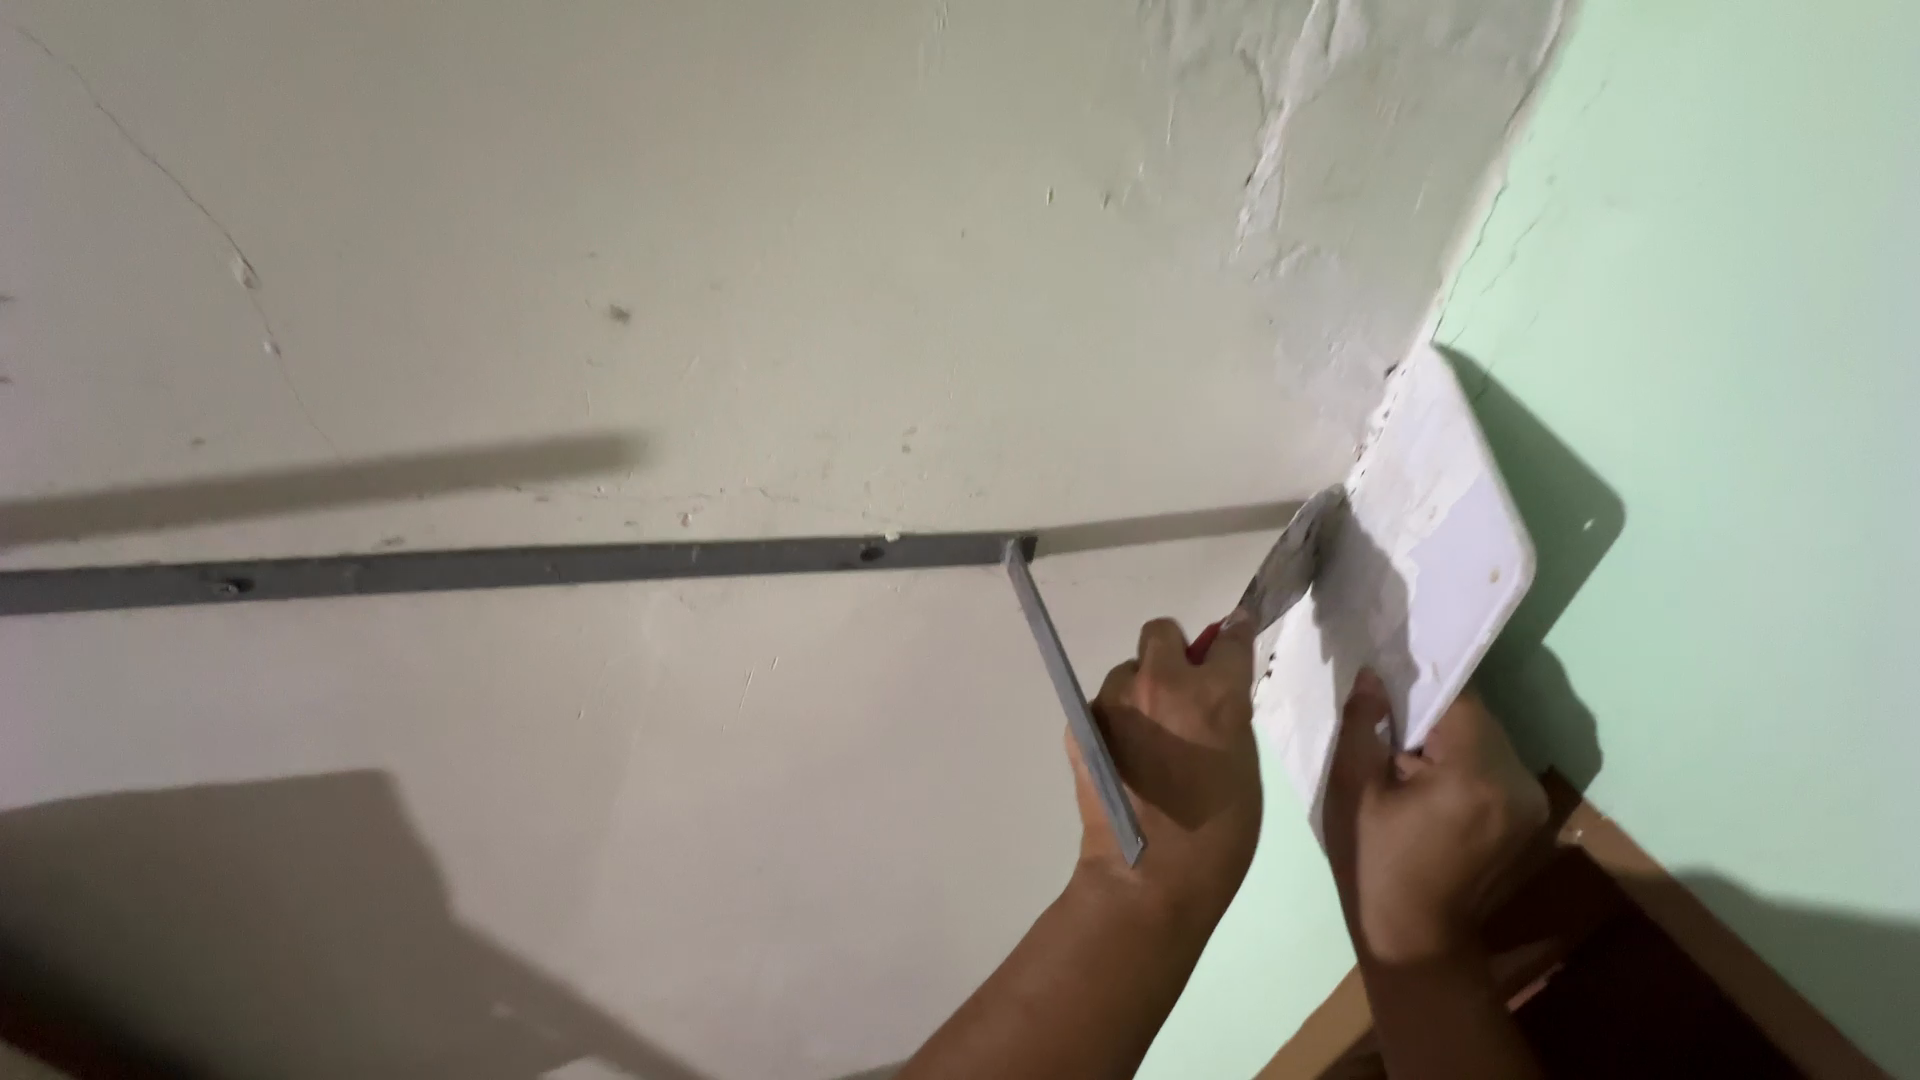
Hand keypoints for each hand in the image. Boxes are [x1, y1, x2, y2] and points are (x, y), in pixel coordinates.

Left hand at [1071, 616, 1262, 924]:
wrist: (1149, 877)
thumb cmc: (1217, 833)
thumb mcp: (1244, 765)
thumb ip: (1228, 714)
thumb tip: (1214, 689)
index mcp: (1213, 695)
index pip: (1228, 639)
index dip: (1233, 633)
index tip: (1233, 630)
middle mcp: (1160, 683)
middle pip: (1160, 632)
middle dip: (1171, 650)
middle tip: (1178, 687)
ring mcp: (1114, 700)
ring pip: (1127, 670)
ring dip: (1140, 690)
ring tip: (1146, 737)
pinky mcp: (1081, 721)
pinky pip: (1104, 705)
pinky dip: (1116, 719)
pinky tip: (1122, 757)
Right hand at [1323, 671, 1547, 964]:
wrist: (1414, 936)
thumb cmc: (1373, 858)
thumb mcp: (1351, 786)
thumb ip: (1362, 723)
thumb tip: (1372, 676)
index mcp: (1476, 775)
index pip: (1456, 699)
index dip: (1417, 685)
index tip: (1383, 683)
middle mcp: (1518, 784)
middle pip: (1475, 719)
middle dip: (1431, 715)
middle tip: (1385, 727)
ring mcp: (1532, 805)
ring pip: (1485, 740)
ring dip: (1447, 739)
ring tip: (1402, 758)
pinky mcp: (1530, 820)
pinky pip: (1494, 767)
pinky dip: (1462, 762)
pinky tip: (1427, 784)